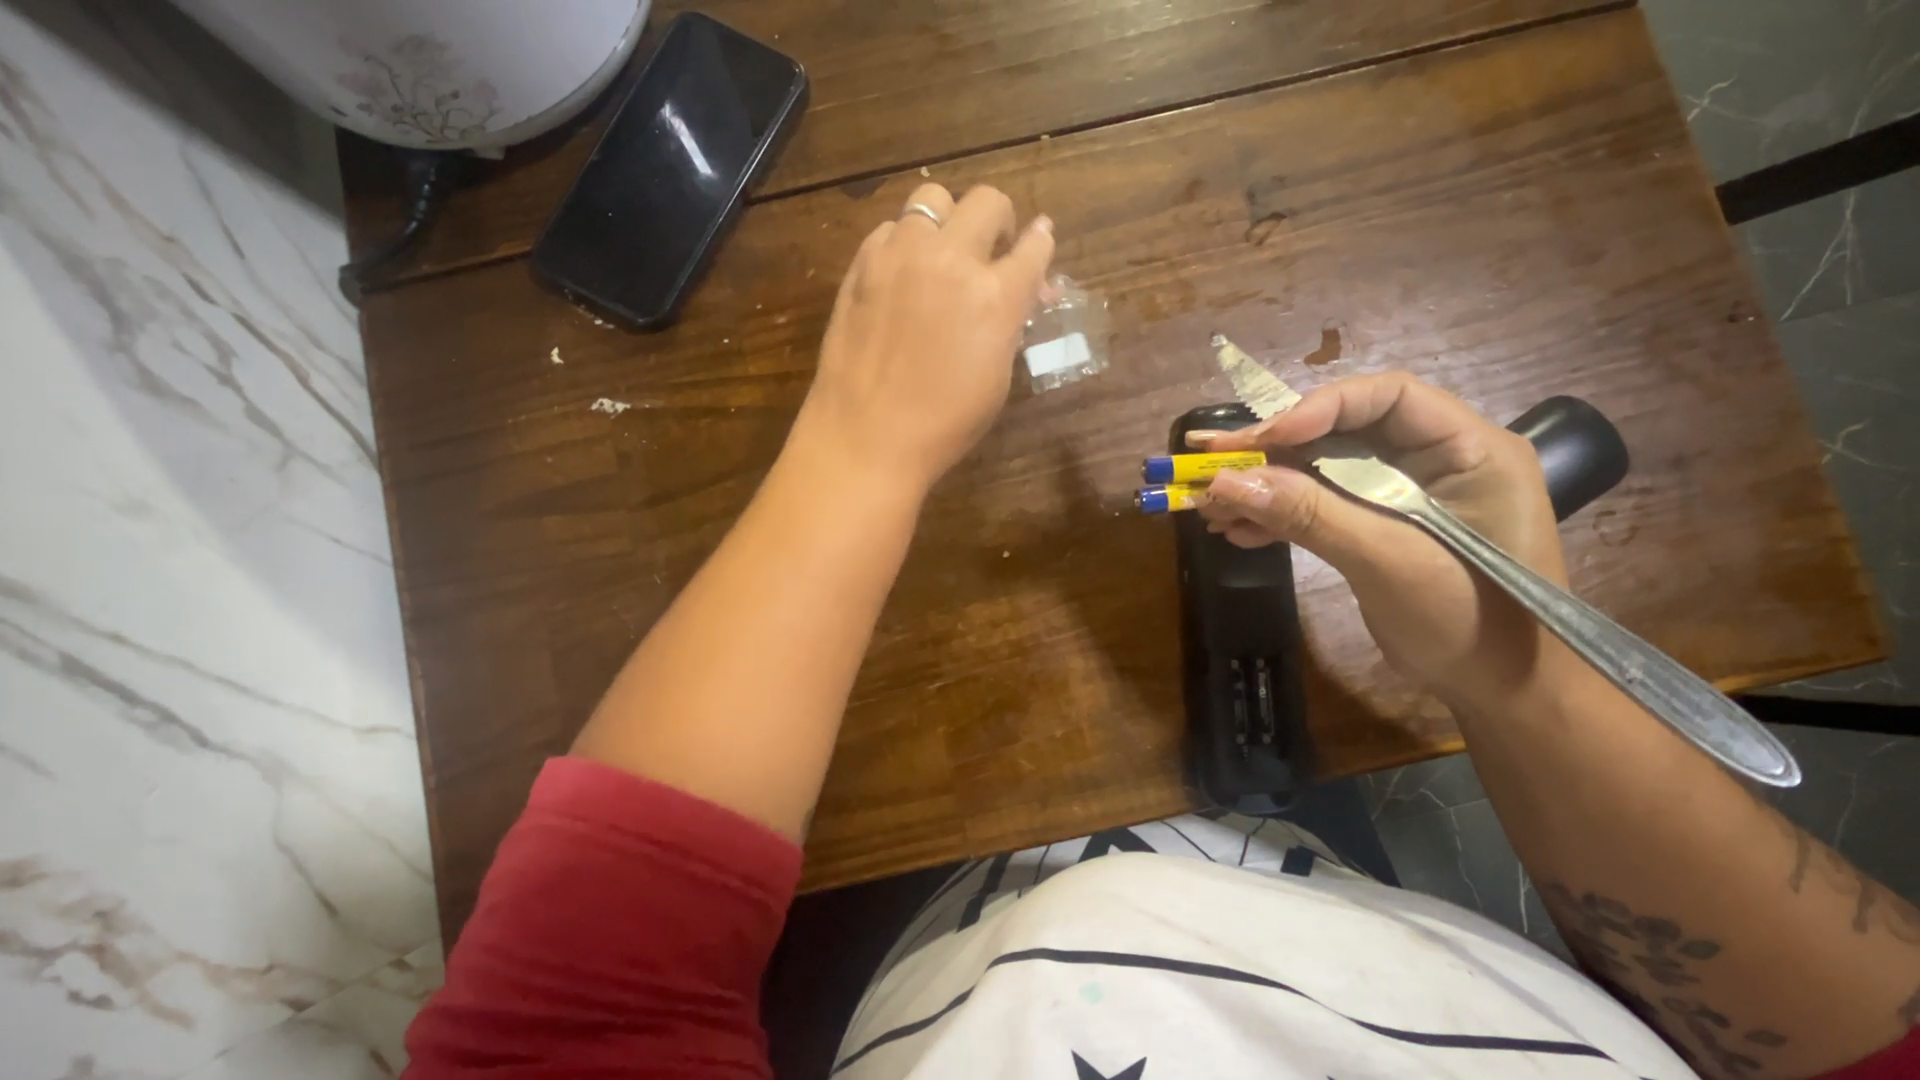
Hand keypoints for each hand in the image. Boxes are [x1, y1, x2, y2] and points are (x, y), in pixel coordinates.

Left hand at [793, 183, 1054, 490]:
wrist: (866, 436)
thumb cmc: (944, 424)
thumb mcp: (997, 377)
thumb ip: (1010, 322)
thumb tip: (1020, 294)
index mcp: (995, 297)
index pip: (1034, 246)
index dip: (1040, 243)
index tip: (1038, 243)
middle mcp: (951, 260)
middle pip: (987, 201)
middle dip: (999, 220)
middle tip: (992, 248)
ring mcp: (901, 256)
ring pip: (932, 198)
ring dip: (948, 219)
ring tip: (943, 251)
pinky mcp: (863, 263)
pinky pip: (891, 228)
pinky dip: (905, 241)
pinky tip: (904, 273)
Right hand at [1197, 373, 1568, 708]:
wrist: (1503, 692)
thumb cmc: (1470, 620)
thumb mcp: (1388, 561)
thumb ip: (1310, 514)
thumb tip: (1224, 482)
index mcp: (1468, 447)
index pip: (1386, 397)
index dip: (1317, 408)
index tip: (1259, 441)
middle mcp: (1438, 457)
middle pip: (1344, 431)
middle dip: (1275, 449)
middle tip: (1208, 461)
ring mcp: (1409, 494)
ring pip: (1325, 470)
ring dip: (1267, 486)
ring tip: (1211, 506)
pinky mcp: (1384, 526)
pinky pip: (1325, 505)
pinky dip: (1282, 517)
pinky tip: (1239, 531)